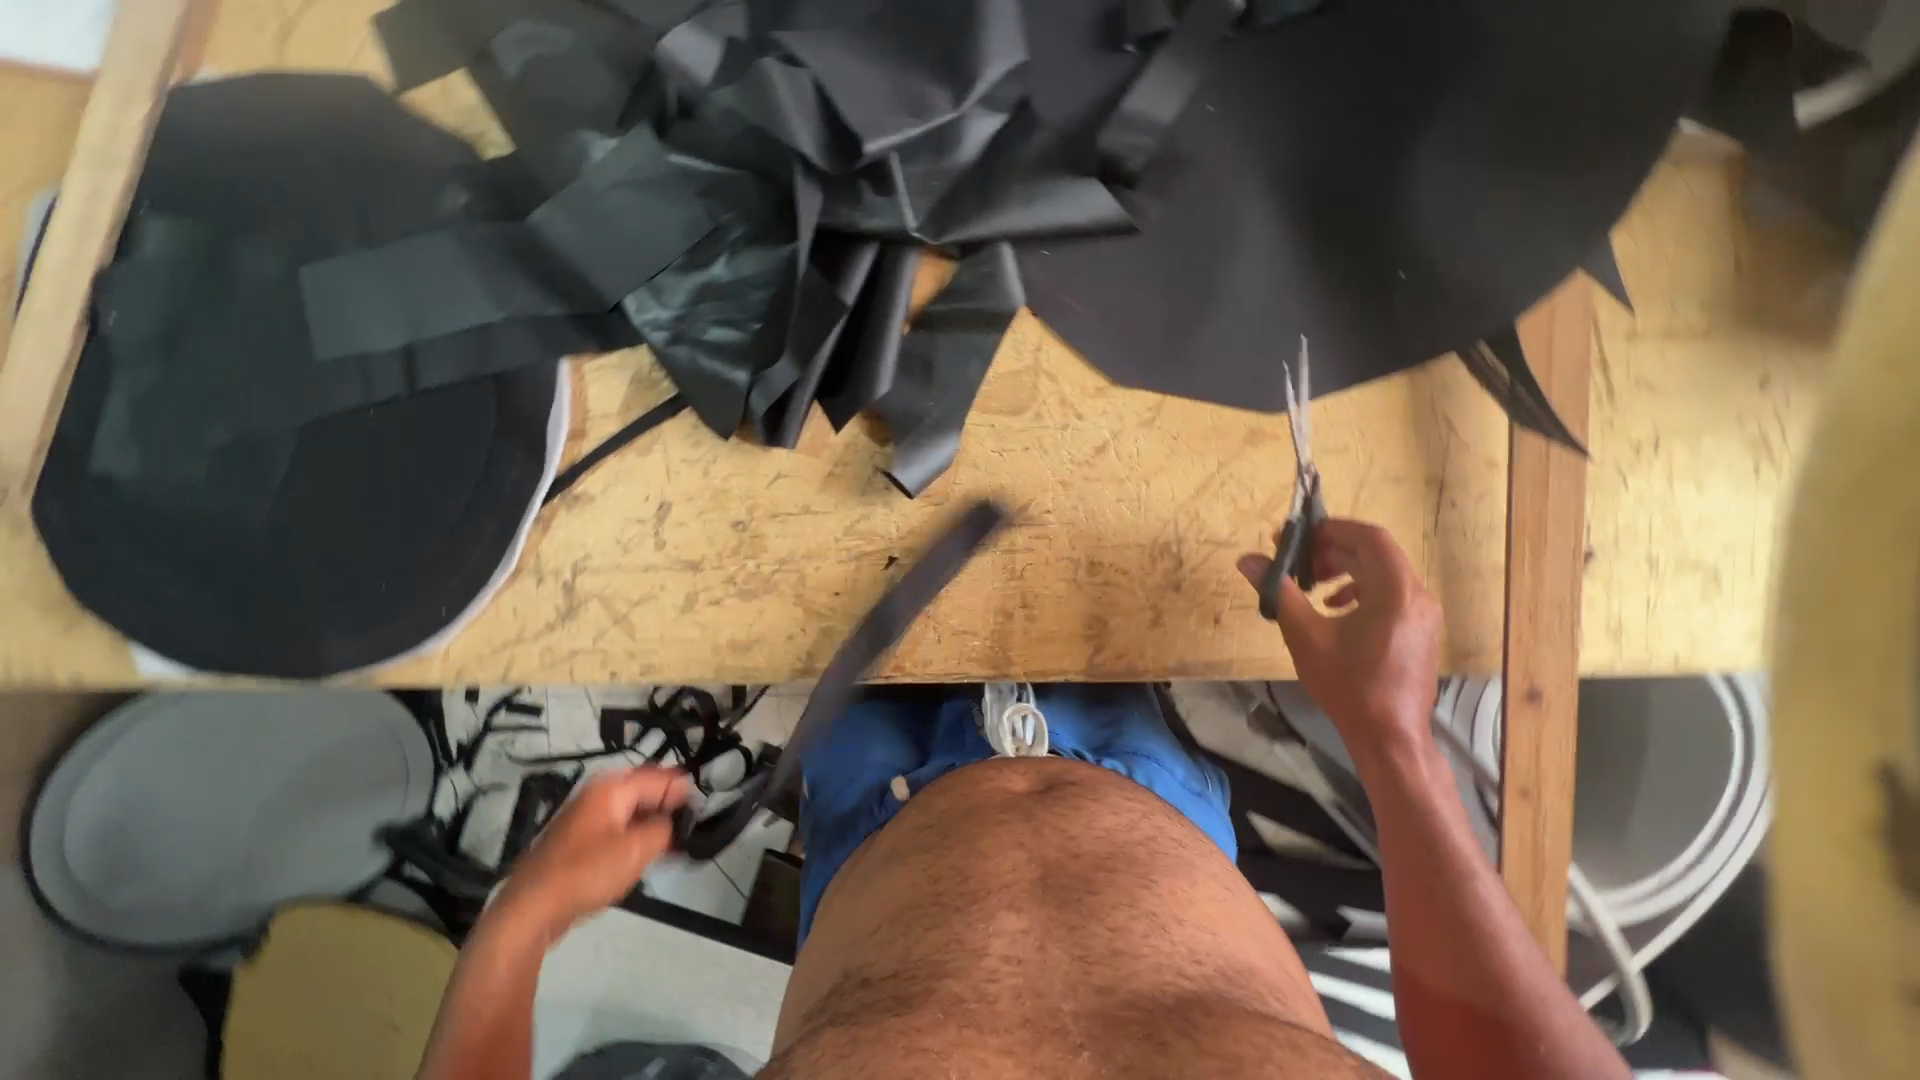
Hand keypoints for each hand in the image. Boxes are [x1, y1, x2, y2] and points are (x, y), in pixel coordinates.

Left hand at [490, 767, 690, 942]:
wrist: (532, 909)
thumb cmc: (587, 872)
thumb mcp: (638, 849)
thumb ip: (665, 829)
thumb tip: (674, 822)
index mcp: (612, 787)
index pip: (661, 778)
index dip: (685, 793)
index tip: (706, 811)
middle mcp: (598, 795)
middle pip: (645, 792)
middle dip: (670, 808)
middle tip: (694, 828)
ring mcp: (586, 818)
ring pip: (631, 812)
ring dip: (653, 825)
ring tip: (676, 845)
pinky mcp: (579, 842)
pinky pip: (617, 830)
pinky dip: (635, 838)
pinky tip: (647, 856)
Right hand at [1238, 518, 1441, 752]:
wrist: (1389, 736)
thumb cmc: (1347, 685)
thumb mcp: (1305, 636)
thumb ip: (1278, 591)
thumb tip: (1248, 560)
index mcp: (1395, 591)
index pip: (1370, 537)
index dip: (1335, 528)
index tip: (1302, 535)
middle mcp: (1418, 596)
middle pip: (1377, 553)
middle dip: (1335, 550)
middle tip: (1300, 561)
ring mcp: (1425, 615)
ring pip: (1385, 574)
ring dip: (1347, 570)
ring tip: (1313, 586)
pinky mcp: (1422, 632)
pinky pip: (1392, 595)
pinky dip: (1362, 591)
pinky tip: (1336, 610)